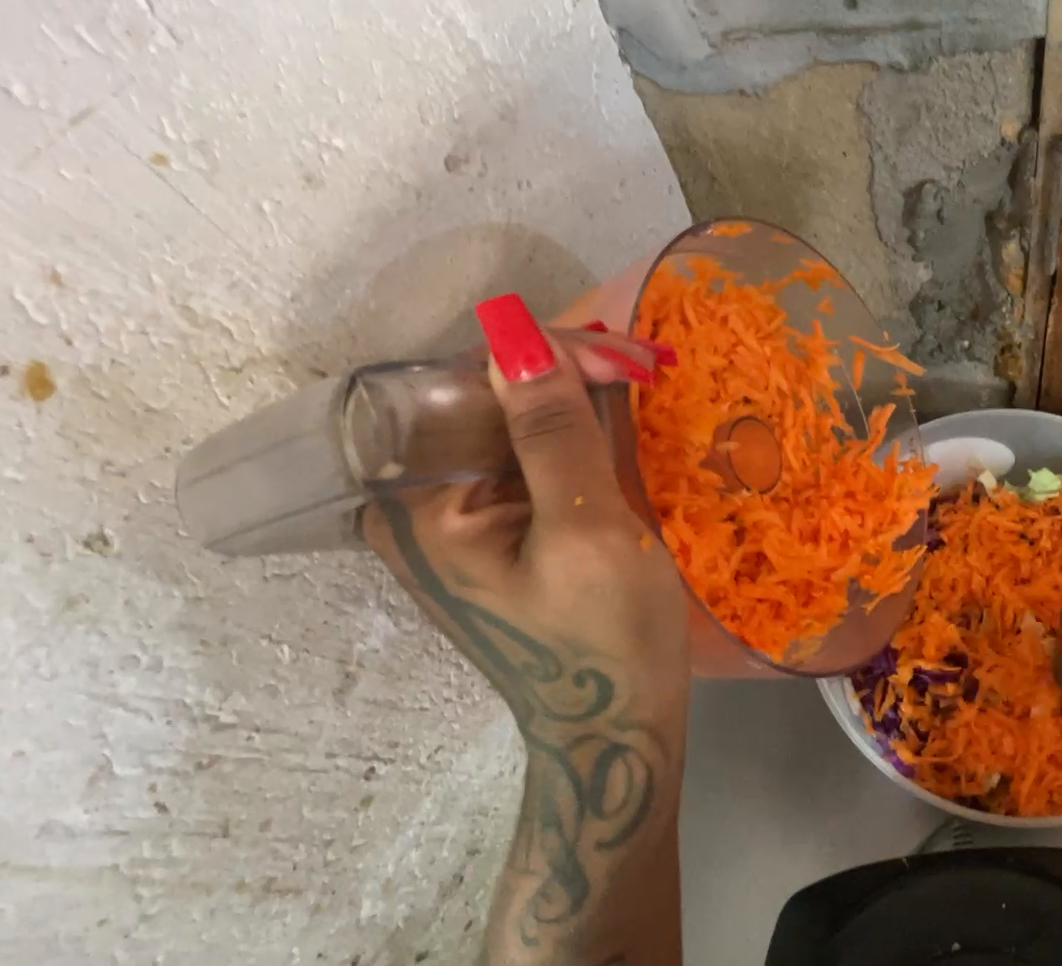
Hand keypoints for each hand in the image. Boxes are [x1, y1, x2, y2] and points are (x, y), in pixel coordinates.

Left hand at [362, 293, 690, 726]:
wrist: (618, 728)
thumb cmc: (604, 640)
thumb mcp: (586, 532)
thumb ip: (552, 433)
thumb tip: (517, 333)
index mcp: (415, 508)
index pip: (465, 390)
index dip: (543, 359)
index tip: (626, 356)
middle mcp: (417, 506)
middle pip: (484, 402)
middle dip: (566, 375)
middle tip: (646, 364)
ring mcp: (456, 519)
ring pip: (510, 424)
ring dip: (577, 399)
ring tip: (643, 378)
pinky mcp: (495, 530)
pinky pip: (526, 458)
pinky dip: (576, 434)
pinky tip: (619, 420)